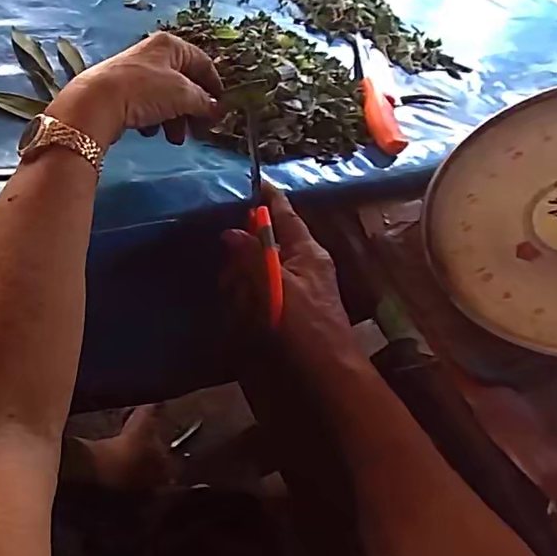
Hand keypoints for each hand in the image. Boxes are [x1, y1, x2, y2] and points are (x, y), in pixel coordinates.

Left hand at [46, 32, 221, 147]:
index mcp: (170, 45)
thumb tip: (215, 110)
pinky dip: (152, 120)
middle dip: (191, 110)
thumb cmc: (144, 91)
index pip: (202, 64)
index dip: (214, 87)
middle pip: (182, 84)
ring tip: (173, 139)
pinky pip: (144, 107)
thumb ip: (203, 102)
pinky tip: (148, 133)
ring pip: (163, 98)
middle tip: (197, 132)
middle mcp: (151, 55)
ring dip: (173, 120)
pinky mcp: (118, 93)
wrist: (96, 103)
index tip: (220, 110)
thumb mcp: (183, 95)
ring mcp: (133, 73)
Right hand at [221, 182, 363, 368]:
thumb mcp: (276, 285)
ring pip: (251, 270)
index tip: (251, 180)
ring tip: (242, 302)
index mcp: (305, 251)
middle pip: (261, 242)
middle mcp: (298, 264)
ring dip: (239, 282)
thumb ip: (252, 255)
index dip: (267, 198)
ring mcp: (289, 288)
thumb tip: (231, 232)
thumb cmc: (305, 327)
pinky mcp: (279, 310)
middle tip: (234, 271)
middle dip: (242, 253)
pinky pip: (252, 293)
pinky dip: (243, 300)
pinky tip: (243, 314)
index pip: (283, 213)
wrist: (325, 375)